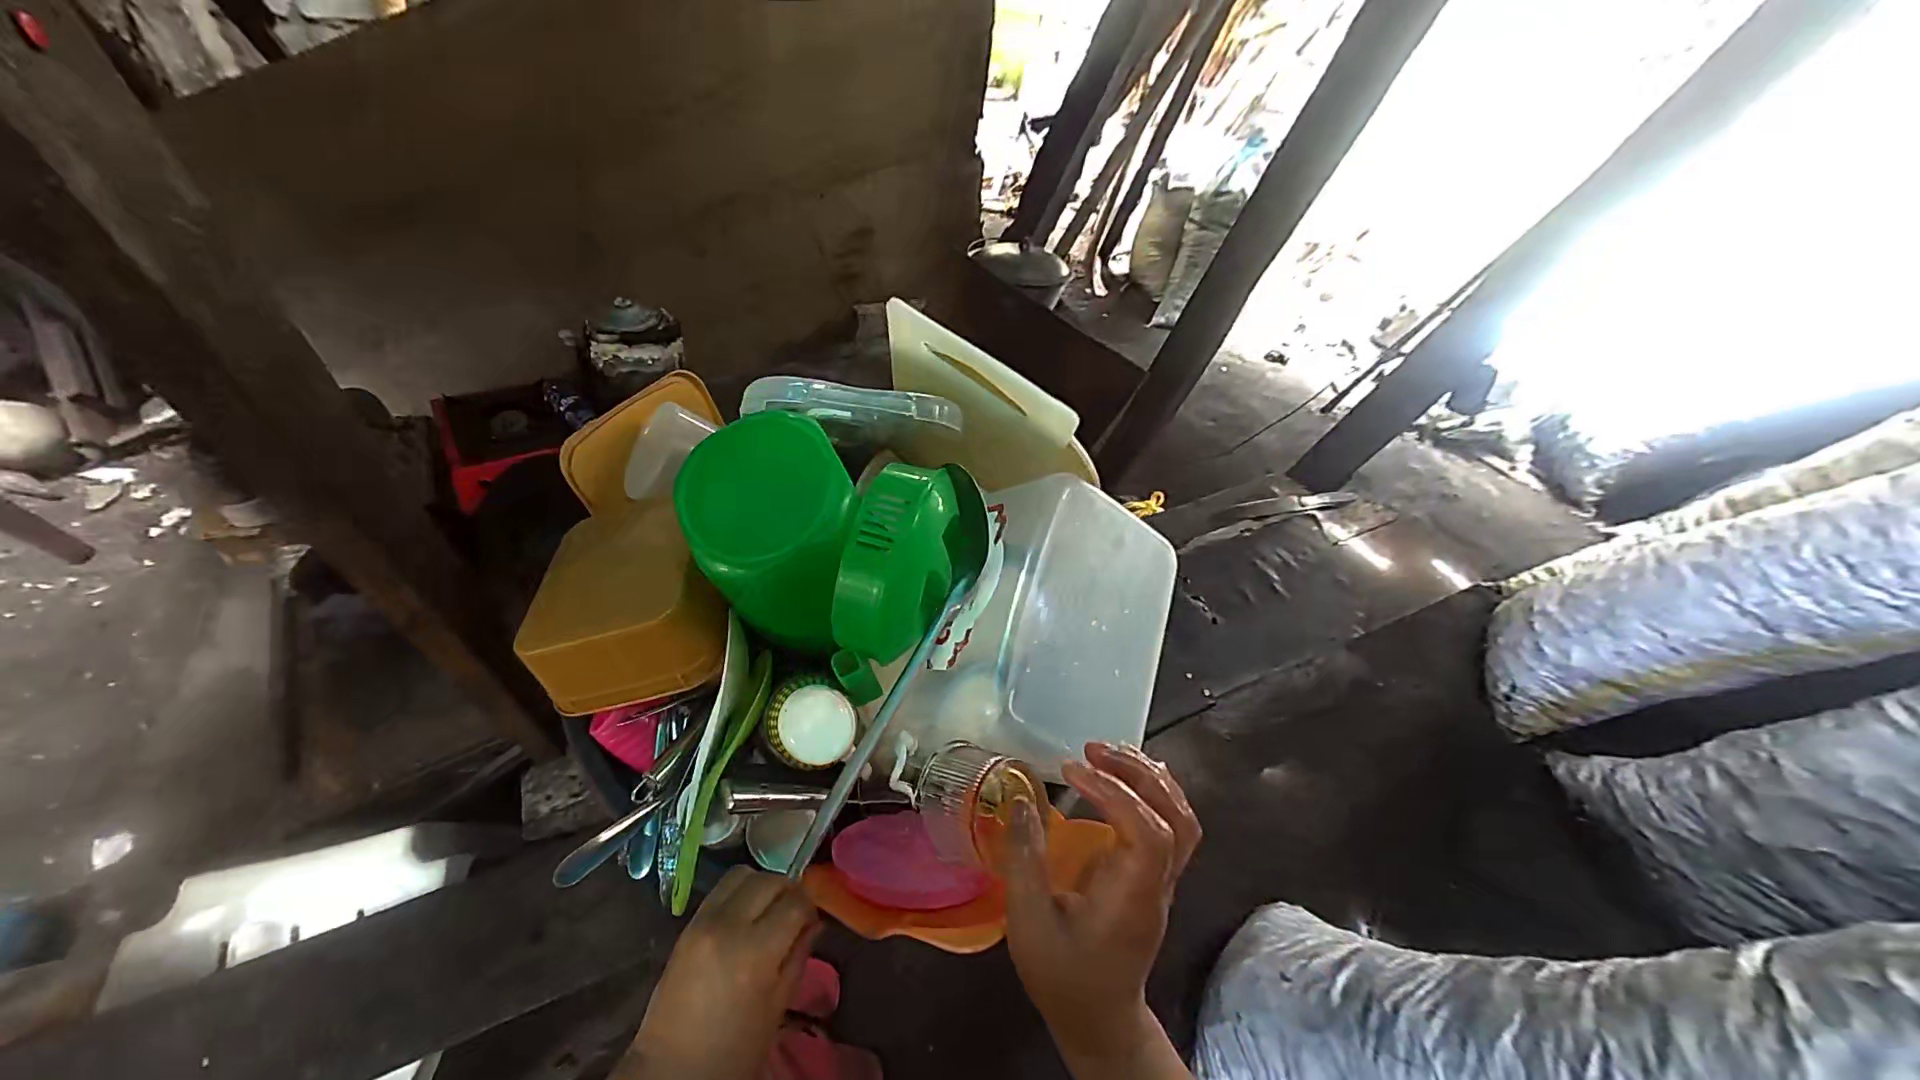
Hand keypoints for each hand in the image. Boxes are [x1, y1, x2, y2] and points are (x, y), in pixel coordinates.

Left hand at [622, 866, 821, 1079]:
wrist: (672, 1070)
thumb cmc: (734, 1049)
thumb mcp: (778, 1006)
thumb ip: (798, 955)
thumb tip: (814, 922)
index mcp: (756, 952)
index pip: (795, 902)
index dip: (809, 906)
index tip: (811, 920)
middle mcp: (728, 926)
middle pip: (769, 880)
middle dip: (788, 890)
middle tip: (793, 912)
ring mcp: (703, 922)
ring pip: (742, 874)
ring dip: (762, 885)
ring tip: (767, 910)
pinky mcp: (686, 926)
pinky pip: (720, 891)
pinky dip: (738, 893)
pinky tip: (744, 917)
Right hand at [998, 741, 1201, 1079]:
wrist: (1100, 1018)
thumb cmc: (1063, 975)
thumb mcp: (1030, 924)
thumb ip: (1025, 862)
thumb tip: (1023, 801)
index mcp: (1134, 897)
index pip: (1148, 832)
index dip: (1115, 793)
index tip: (1072, 770)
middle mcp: (1159, 884)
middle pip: (1176, 817)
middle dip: (1138, 773)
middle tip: (1092, 748)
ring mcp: (1164, 880)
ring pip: (1182, 818)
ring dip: (1149, 777)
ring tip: (1108, 752)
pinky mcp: (1157, 876)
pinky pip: (1173, 824)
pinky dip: (1155, 790)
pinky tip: (1128, 774)